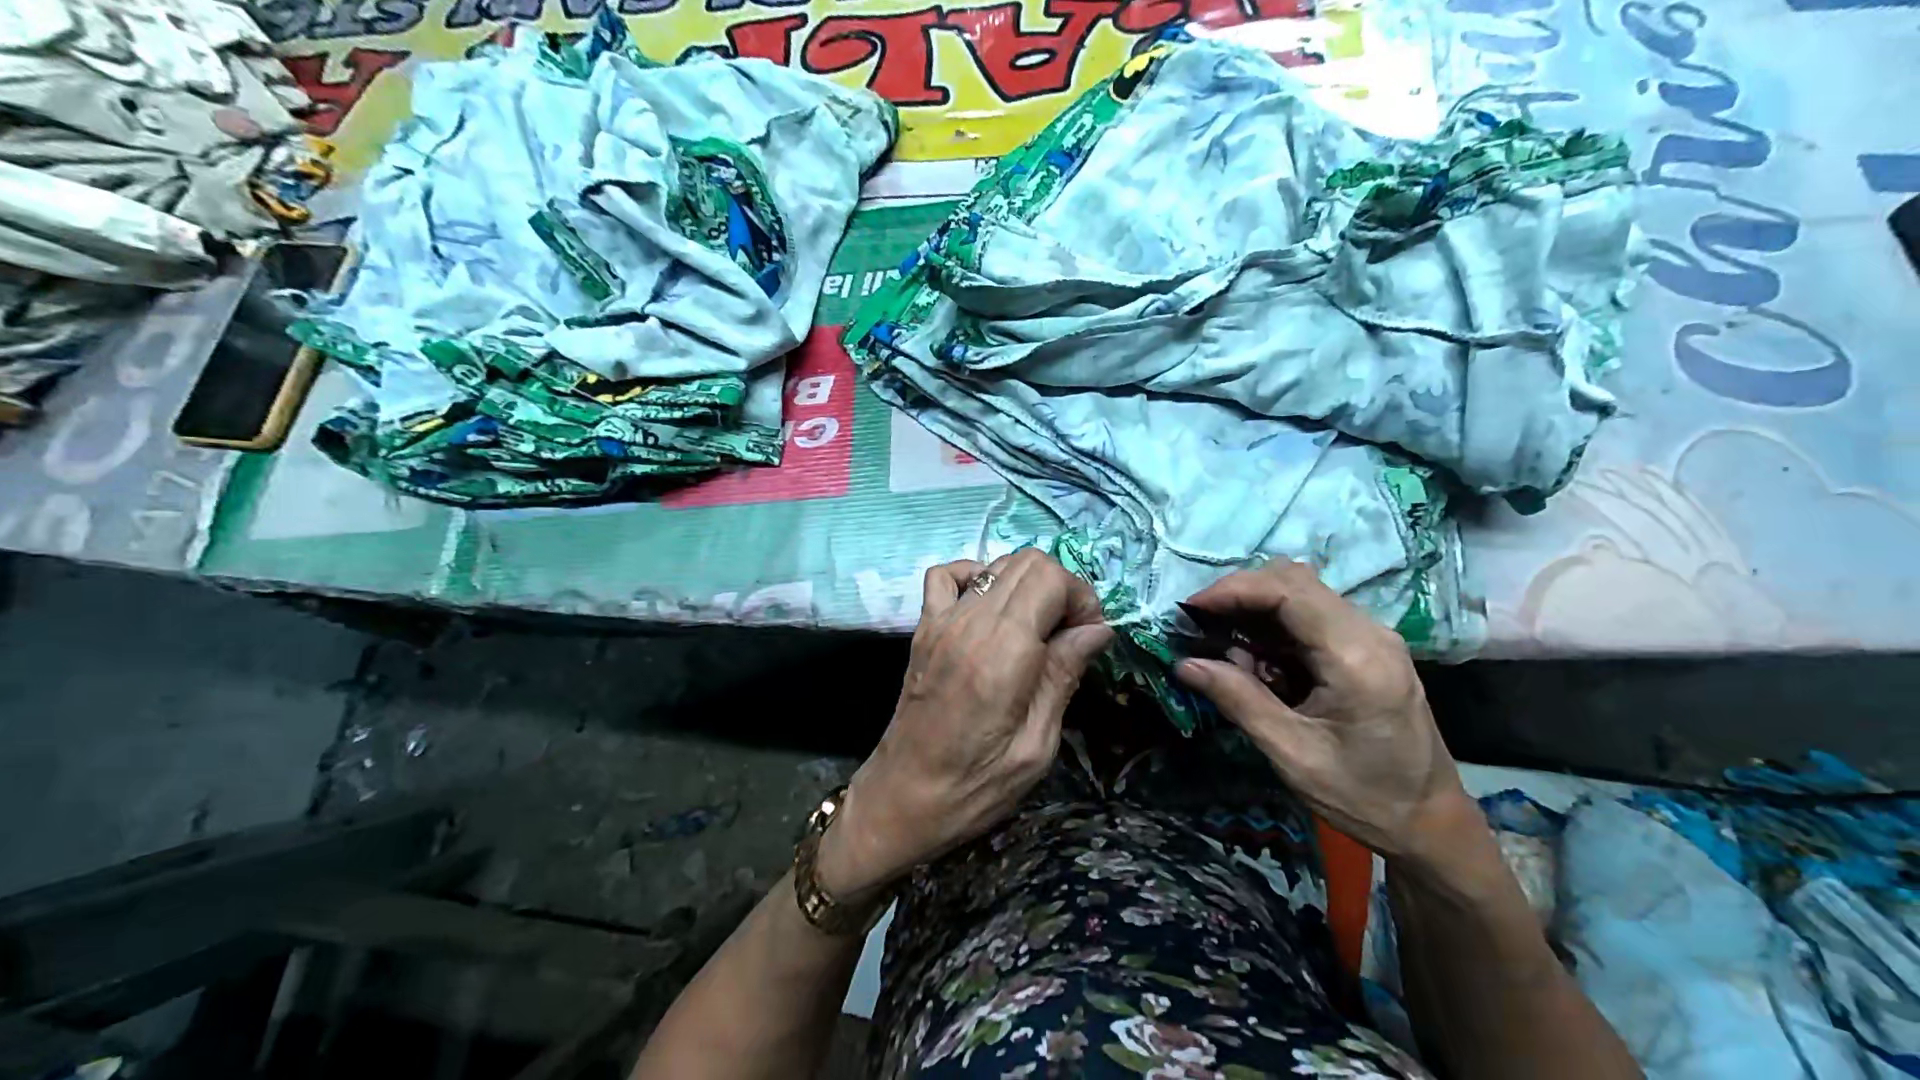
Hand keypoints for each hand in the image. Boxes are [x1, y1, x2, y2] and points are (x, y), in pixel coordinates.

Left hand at [817, 550, 1112, 901]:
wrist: (901, 798)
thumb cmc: (974, 787)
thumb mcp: (1036, 746)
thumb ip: (1063, 676)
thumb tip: (1097, 629)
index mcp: (1002, 652)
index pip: (1050, 578)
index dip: (1081, 598)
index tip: (1088, 638)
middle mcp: (969, 623)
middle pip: (1027, 562)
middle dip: (1061, 588)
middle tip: (1069, 635)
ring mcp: (940, 621)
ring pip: (996, 564)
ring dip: (1027, 585)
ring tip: (1038, 629)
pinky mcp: (923, 628)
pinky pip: (946, 575)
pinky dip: (976, 577)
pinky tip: (991, 609)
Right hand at [1172, 560, 1472, 866]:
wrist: (1430, 822)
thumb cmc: (1362, 795)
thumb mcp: (1292, 754)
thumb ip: (1239, 701)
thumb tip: (1185, 663)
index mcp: (1355, 657)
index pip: (1288, 590)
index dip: (1233, 590)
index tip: (1190, 610)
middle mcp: (1369, 632)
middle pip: (1293, 580)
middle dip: (1239, 594)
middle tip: (1200, 626)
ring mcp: (1371, 637)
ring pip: (1301, 592)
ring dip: (1254, 609)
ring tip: (1223, 646)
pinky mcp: (1367, 647)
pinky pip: (1311, 615)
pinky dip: (1273, 625)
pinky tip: (1255, 659)